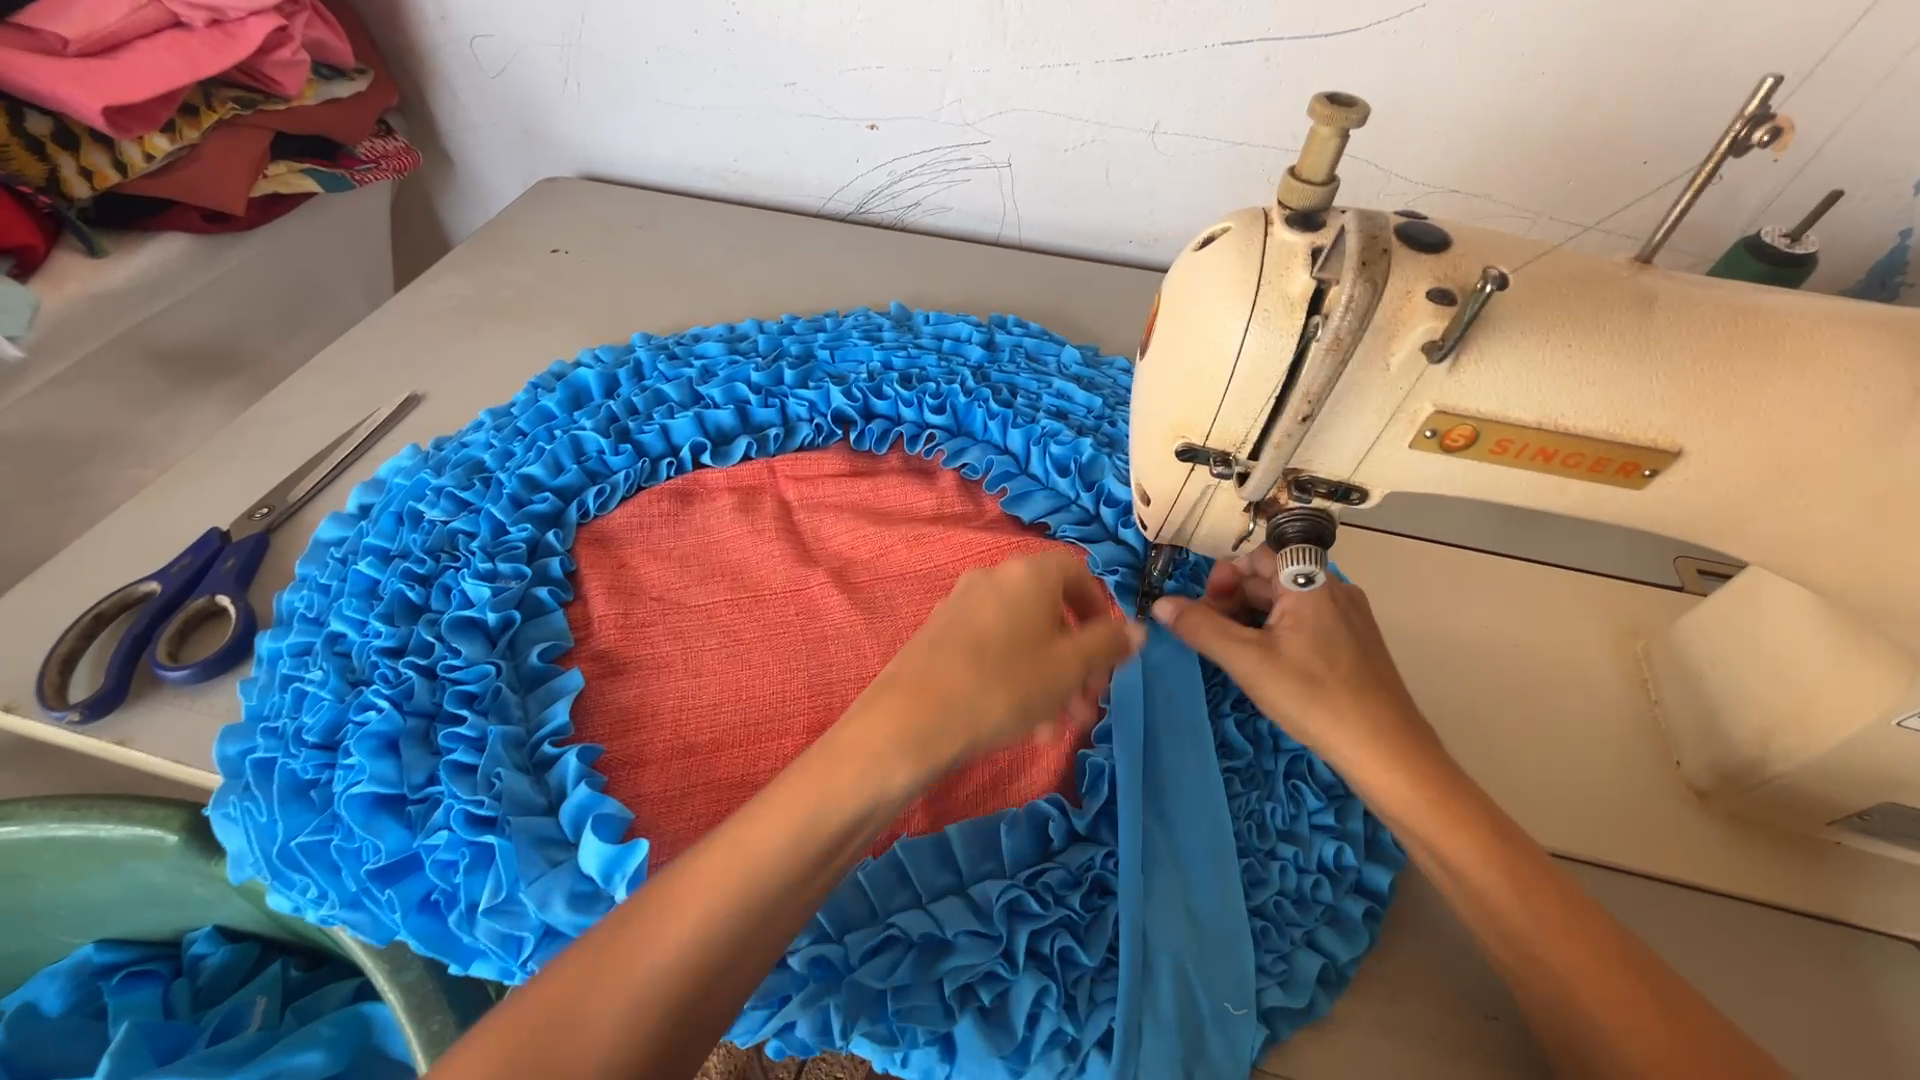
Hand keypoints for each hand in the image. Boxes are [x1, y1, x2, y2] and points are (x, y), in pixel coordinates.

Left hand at [840, 551, 1145, 785]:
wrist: (913, 720)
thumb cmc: (1005, 685)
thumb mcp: (1070, 667)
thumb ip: (1108, 644)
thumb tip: (1136, 628)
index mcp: (1028, 573)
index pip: (1079, 573)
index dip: (1101, 612)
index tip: (1109, 654)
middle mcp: (993, 579)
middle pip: (1051, 611)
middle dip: (1077, 660)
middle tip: (1088, 704)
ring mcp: (961, 607)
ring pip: (1023, 638)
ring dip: (1050, 678)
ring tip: (1057, 727)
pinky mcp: (939, 637)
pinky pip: (993, 651)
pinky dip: (1015, 680)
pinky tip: (1022, 727)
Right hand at [1149, 548, 1441, 777]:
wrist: (1385, 749)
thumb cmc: (1312, 697)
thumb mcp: (1246, 662)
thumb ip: (1200, 628)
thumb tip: (1160, 604)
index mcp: (1310, 581)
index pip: (1257, 555)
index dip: (1226, 576)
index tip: (1206, 609)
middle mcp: (1333, 588)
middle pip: (1271, 577)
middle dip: (1233, 599)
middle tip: (1211, 635)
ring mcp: (1347, 616)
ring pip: (1286, 602)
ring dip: (1252, 618)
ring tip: (1233, 654)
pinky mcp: (1354, 641)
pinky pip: (1305, 622)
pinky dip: (1276, 633)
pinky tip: (1265, 665)